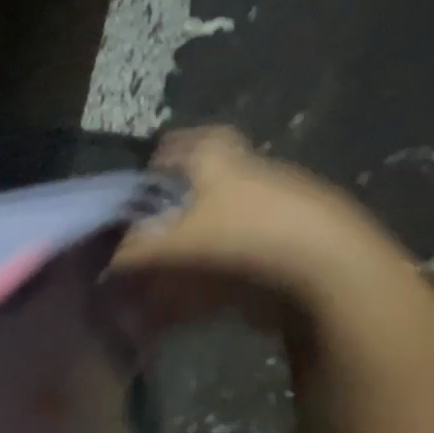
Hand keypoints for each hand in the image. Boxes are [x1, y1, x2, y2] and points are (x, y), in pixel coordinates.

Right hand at [105, 128, 417, 339]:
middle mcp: (256, 178)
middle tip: (148, 230)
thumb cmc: (243, 239)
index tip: (148, 170)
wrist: (328, 270)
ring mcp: (281, 211)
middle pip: (211, 183)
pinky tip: (200, 292)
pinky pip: (244, 253)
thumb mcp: (172, 245)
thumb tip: (105, 263)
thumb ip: (133, 252)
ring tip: (169, 269)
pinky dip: (220, 269)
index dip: (172, 150)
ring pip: (226, 221)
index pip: (199, 140)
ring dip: (198, 241)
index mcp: (227, 164)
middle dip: (178, 204)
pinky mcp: (295, 246)